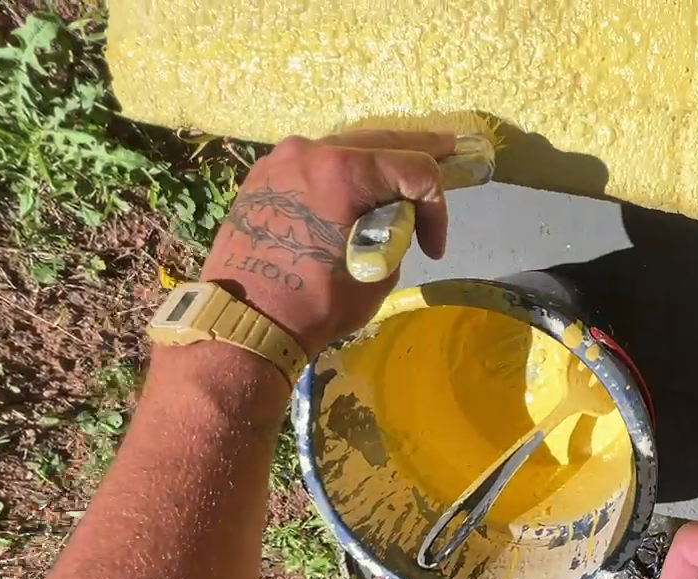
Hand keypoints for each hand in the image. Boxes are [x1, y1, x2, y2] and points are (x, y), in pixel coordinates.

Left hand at [204, 130, 454, 354]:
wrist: (248, 317)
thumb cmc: (319, 302)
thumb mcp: (379, 273)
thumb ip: (393, 233)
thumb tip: (388, 219)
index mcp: (344, 171)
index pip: (415, 170)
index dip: (437, 209)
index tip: (433, 250)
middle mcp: (311, 150)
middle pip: (381, 141)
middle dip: (419, 152)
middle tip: (449, 150)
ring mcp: (283, 158)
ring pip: (347, 147)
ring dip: (378, 164)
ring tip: (400, 176)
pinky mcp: (266, 175)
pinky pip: (318, 164)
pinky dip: (345, 174)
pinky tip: (356, 192)